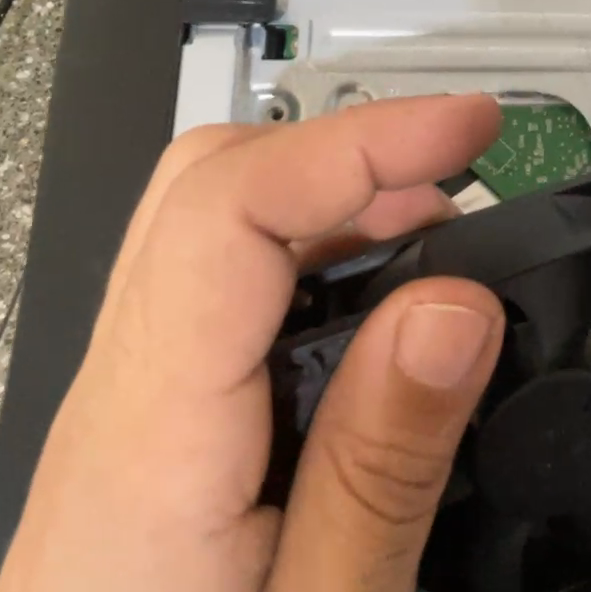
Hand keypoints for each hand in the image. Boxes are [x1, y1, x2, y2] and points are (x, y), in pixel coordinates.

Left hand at [0, 95, 507, 591]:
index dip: (363, 143)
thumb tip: (454, 306)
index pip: (234, 208)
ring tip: (448, 256)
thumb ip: (383, 465)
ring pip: (227, 226)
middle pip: (210, 184)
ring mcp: (134, 405)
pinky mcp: (162, 425)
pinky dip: (331, 264)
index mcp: (147, 443)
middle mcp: (121, 397)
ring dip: (348, 206)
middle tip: (455, 179)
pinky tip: (394, 321)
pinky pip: (240, 292)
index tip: (468, 126)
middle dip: (351, 154)